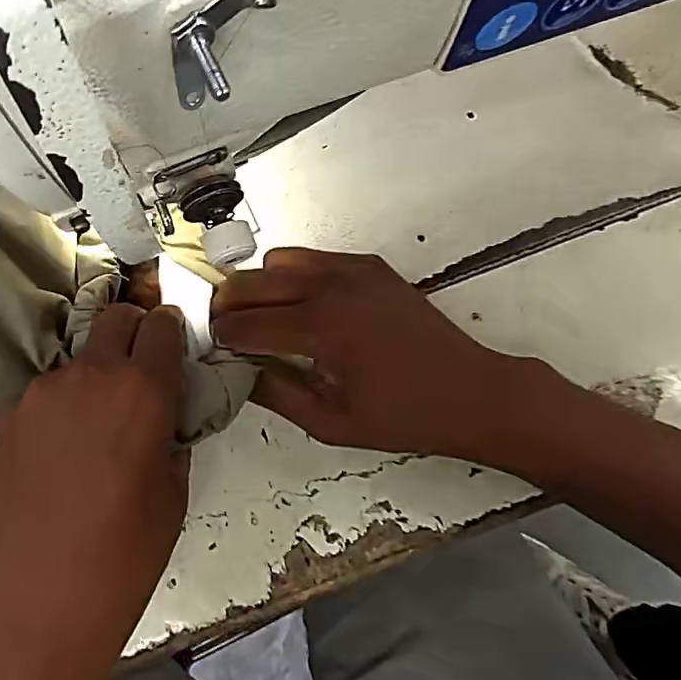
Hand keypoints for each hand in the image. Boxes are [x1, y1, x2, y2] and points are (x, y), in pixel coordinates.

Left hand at [0, 304, 192, 679]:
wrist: (31, 604)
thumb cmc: (120, 558)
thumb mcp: (172, 494)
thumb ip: (171, 436)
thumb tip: (163, 417)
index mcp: (142, 390)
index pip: (162, 324)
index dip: (172, 330)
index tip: (174, 344)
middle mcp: (91, 376)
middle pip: (115, 319)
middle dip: (135, 331)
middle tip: (142, 368)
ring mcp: (43, 393)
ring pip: (80, 358)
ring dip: (97, 373)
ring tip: (99, 426)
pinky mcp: (11, 415)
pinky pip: (50, 392)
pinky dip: (66, 404)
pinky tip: (65, 450)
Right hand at [213, 249, 680, 599]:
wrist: (472, 391)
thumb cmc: (404, 416)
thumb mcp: (333, 422)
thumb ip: (278, 393)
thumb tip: (239, 372)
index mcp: (320, 328)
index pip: (246, 322)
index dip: (220, 334)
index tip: (208, 345)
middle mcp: (330, 286)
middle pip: (252, 281)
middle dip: (228, 303)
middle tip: (224, 329)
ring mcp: (352, 269)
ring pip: (279, 260)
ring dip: (260, 284)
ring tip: (263, 316)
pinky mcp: (371, 266)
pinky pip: (315, 257)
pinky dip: (295, 274)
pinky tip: (303, 304)